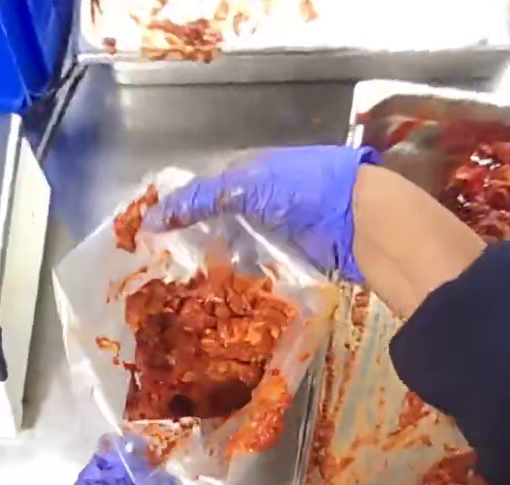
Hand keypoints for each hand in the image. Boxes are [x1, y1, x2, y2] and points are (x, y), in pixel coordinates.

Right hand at [147, 146, 380, 280]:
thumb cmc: (302, 192)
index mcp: (249, 171)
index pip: (203, 190)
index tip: (154, 235)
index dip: (178, 210)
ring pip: (231, 246)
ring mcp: (272, 228)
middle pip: (215, 221)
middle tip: (167, 262)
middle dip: (193, 240)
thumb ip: (201, 200)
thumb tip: (152, 219)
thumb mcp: (246, 188)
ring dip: (213, 261)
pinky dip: (236, 274)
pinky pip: (251, 265)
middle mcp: (258, 198)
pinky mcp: (284, 255)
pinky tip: (220, 287)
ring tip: (187, 279)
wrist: (356, 219)